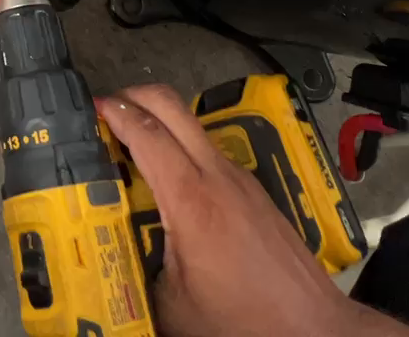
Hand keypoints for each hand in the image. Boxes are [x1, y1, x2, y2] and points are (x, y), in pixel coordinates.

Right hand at [97, 85, 370, 336]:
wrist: (316, 330)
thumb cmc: (249, 321)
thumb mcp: (174, 308)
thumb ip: (135, 272)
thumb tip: (109, 262)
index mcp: (191, 198)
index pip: (146, 131)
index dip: (114, 111)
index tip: (91, 108)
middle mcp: (216, 174)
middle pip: (169, 103)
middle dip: (132, 94)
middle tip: (106, 110)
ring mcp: (237, 176)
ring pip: (189, 122)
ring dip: (156, 119)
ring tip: (129, 142)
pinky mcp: (251, 187)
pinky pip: (205, 148)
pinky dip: (177, 145)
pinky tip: (165, 177)